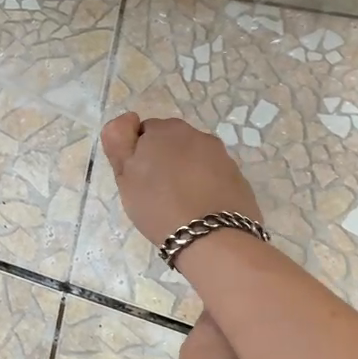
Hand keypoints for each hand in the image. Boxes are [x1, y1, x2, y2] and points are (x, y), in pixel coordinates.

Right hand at [101, 112, 262, 246]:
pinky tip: (199, 209)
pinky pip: (213, 177)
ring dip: (184, 172)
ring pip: (193, 159)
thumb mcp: (124, 173)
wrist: (214, 240)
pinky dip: (204, 186)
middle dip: (162, 159)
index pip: (143, 132)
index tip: (137, 177)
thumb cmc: (158, 204)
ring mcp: (222, 157)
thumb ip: (118, 139)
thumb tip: (128, 119)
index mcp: (166, 129)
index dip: (136, 154)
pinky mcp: (239, 179)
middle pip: (171, 143)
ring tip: (179, 202)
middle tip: (154, 190)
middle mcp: (197, 135)